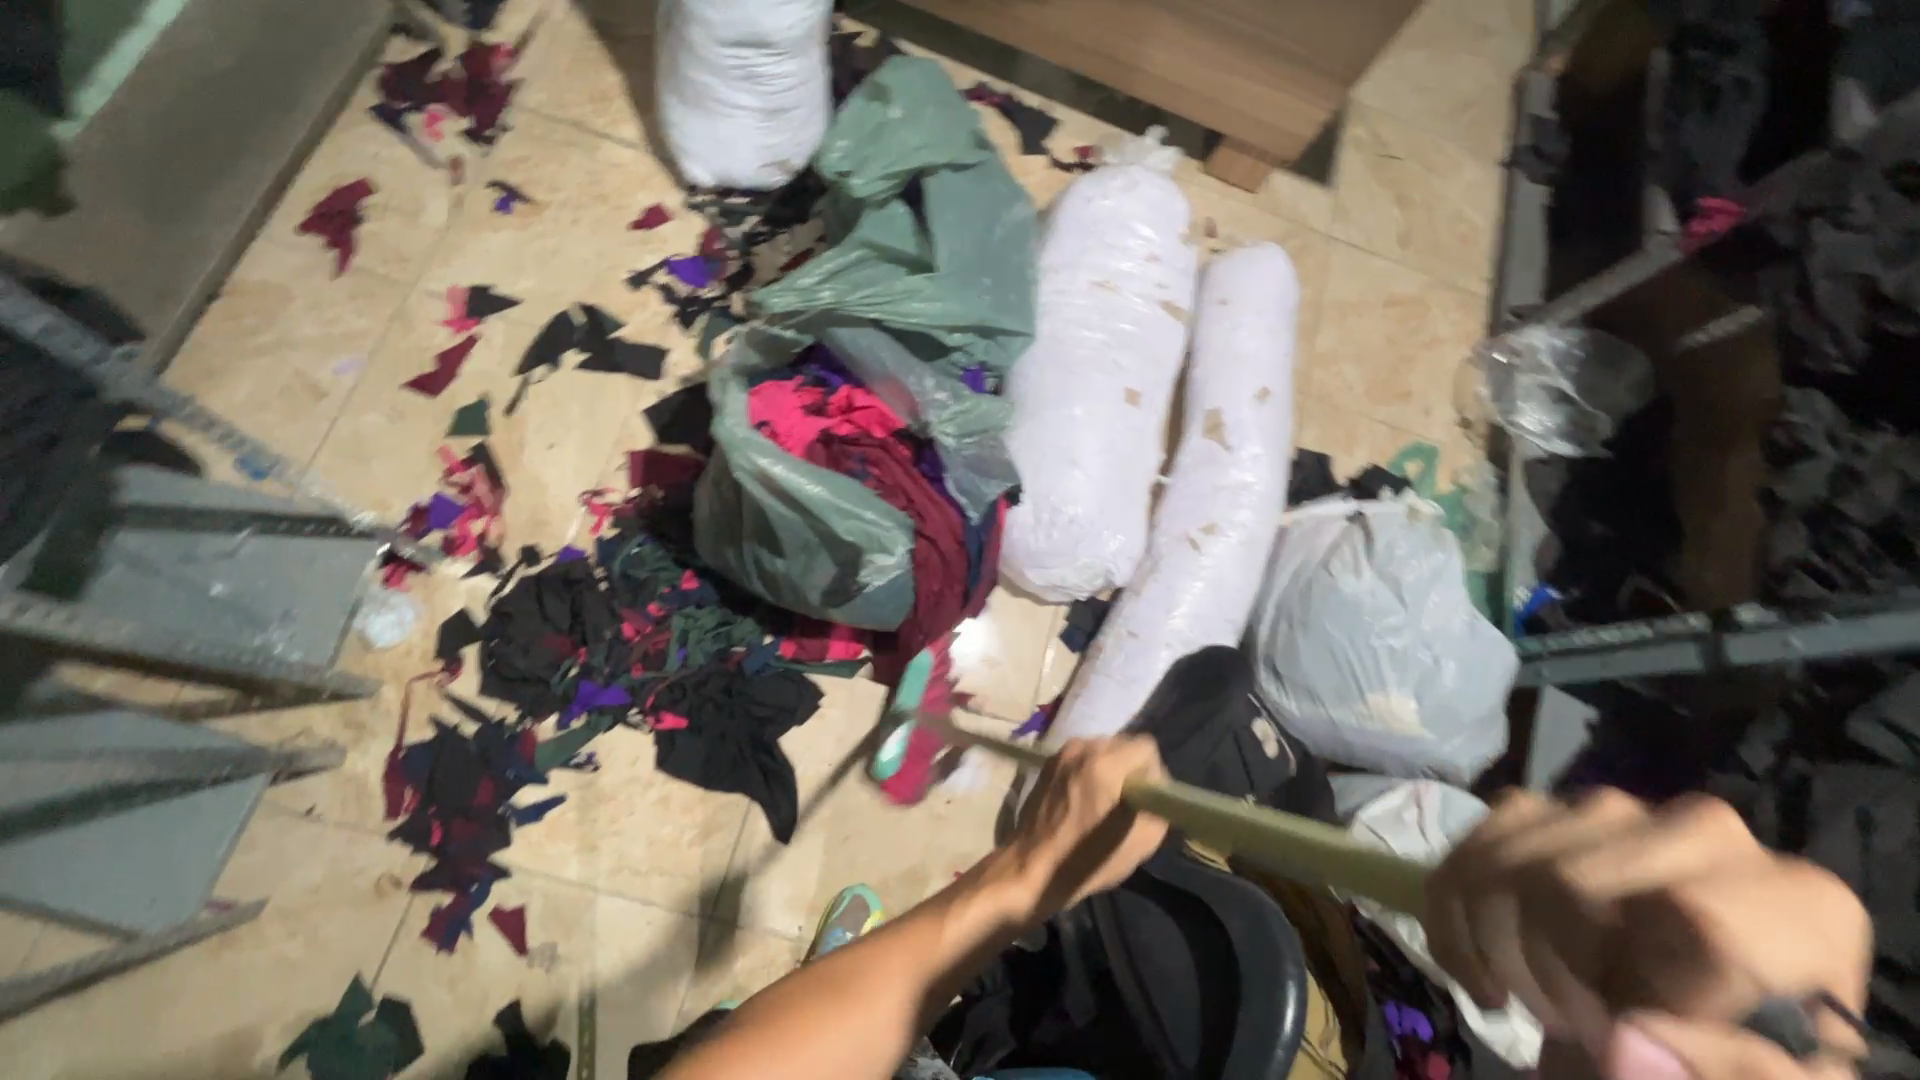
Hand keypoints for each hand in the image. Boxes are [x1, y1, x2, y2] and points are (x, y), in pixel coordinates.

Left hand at [1003, 736, 1168, 919]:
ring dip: (1110, 768)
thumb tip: (1156, 791)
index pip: (1146, 746)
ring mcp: (1061, 753)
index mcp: (1105, 763)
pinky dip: (1089, 771)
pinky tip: (1084, 799)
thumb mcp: (1143, 841)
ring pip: (1101, 748)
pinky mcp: (1047, 762)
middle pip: (1122, 744)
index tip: (1148, 798)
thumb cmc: (1089, 859)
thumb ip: (1159, 806)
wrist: (1032, 867)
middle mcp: (1082, 747)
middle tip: (1129, 801)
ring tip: (1105, 800)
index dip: (1154, 772)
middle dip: (1131, 768)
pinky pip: (1081, 757)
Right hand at [1423, 788, 1872, 1079]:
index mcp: (1794, 904)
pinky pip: (1465, 853)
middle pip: (1570, 885)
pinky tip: (1482, 975)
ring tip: (1540, 1004)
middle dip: (1548, 973)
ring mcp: (1607, 809)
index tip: (1620, 1038)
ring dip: (1498, 951)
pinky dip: (1451, 920)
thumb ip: (1728, 1071)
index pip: (1694, 919)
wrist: (1681, 1027)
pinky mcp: (1536, 809)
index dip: (1632, 988)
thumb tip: (1626, 1042)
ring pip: (1505, 866)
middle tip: (1576, 1029)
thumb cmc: (1740, 1058)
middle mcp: (1704, 830)